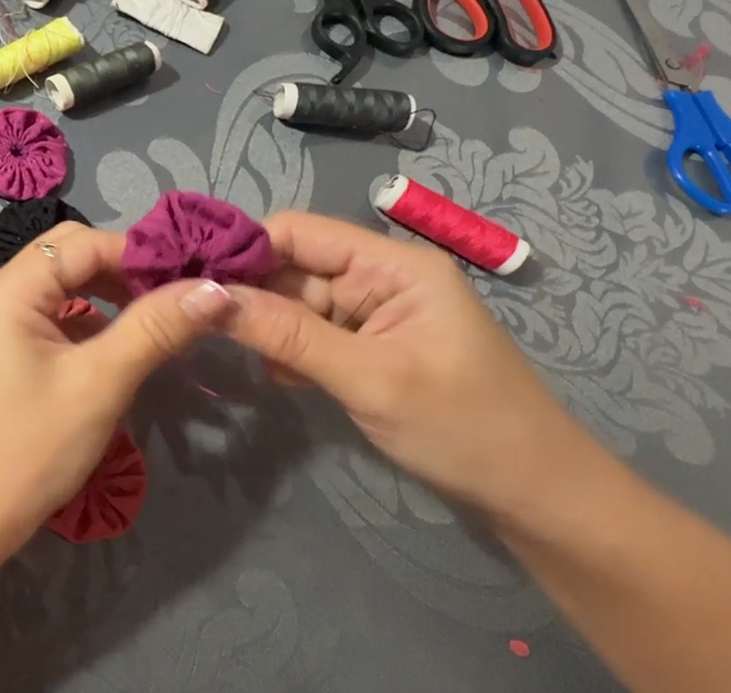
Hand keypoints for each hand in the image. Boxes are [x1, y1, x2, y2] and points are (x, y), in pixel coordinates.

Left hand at [0, 223, 235, 556]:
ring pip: (62, 281)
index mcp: (10, 288)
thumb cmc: (33, 445)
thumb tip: (216, 289)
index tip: (193, 276)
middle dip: (123, 266)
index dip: (138, 253)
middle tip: (177, 294)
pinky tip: (123, 338)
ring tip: (160, 313)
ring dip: (109, 290)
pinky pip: (53, 309)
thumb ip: (155, 329)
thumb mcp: (101, 383)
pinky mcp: (6, 343)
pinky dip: (90, 314)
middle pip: (69, 253)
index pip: (83, 243)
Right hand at [225, 210, 600, 518]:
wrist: (539, 500)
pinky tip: (278, 377)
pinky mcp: (370, 343)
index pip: (296, 231)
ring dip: (267, 327)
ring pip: (294, 300)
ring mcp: (376, 311)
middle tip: (199, 324)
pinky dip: (287, 348)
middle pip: (290, 265)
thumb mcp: (368, 378)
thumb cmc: (465, 429)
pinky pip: (310, 330)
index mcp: (392, 264)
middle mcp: (380, 275)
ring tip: (243, 357)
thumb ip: (286, 333)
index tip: (191, 282)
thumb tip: (206, 295)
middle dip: (249, 293)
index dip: (242, 250)